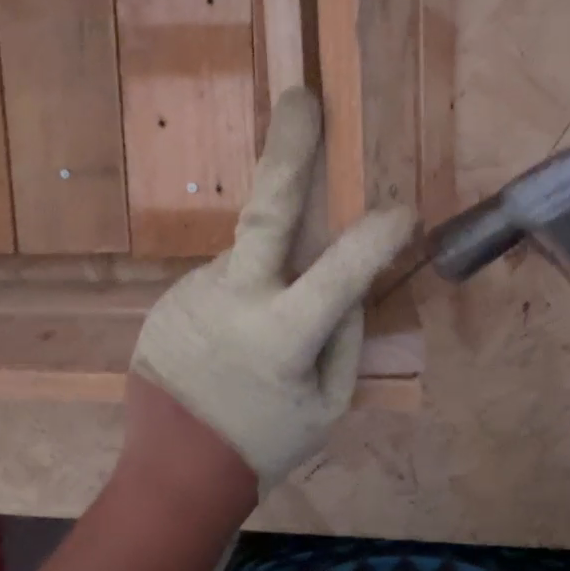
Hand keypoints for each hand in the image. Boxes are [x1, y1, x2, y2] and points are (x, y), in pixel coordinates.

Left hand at [130, 89, 415, 495]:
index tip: (401, 212)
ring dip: (265, 275)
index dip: (377, 236)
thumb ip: (345, 338)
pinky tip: (227, 343)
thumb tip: (351, 285)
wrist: (172, 470)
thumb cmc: (263, 443)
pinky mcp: (168, 298)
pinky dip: (236, 299)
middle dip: (290, 151)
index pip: (343, 271)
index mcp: (283, 335)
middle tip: (302, 100)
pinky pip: (221, 283)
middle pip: (267, 212)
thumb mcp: (327, 404)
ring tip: (253, 337)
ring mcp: (193, 294)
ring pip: (248, 260)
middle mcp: (234, 300)